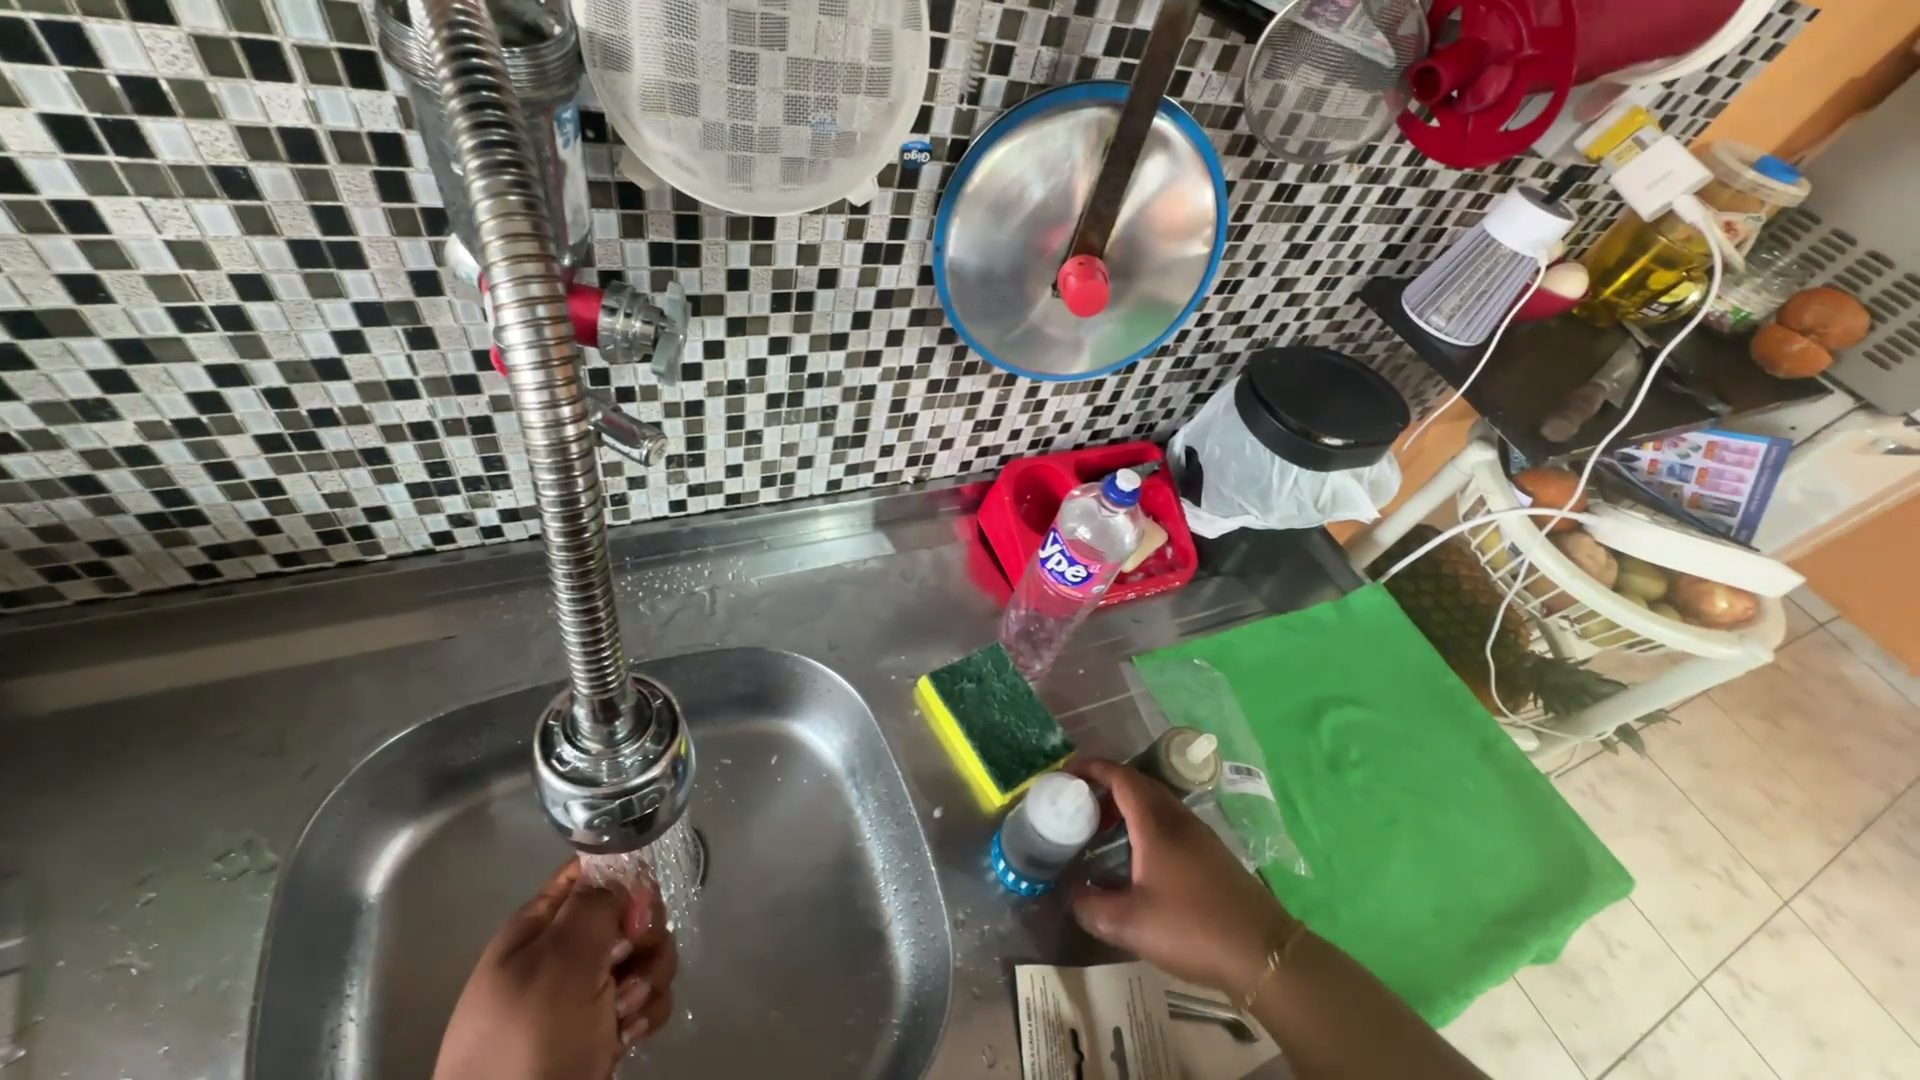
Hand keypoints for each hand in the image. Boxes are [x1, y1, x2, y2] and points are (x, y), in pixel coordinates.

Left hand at [432, 859, 678, 1079]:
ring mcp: (587, 994)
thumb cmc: (530, 1039)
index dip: (625, 882)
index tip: (634, 911)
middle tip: (624, 967)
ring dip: (648, 981)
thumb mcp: (559, 960)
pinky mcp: (606, 1029)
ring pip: (647, 958)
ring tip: (622, 1015)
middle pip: (631, 915)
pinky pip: (647, 1000)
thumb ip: (596, 905)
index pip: (593, 873)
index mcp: (541, 926)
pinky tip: (629, 1036)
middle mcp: (566, 953)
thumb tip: (626, 873)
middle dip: (644, 939)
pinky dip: (646, 1015)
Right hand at [1068, 758, 1295, 1000]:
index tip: (1066, 773)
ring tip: (1102, 829)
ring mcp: (1200, 836)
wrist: (1263, 952)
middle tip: (1079, 804)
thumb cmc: (1192, 929)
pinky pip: (1170, 822)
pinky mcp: (1212, 854)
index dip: (1093, 768)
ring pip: (1157, 804)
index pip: (1121, 778)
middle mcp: (1179, 820)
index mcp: (1156, 825)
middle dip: (1107, 786)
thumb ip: (1091, 905)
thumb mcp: (1129, 924)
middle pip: (1140, 785)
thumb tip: (1069, 891)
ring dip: (1127, 806)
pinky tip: (1137, 856)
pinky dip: (1145, 824)